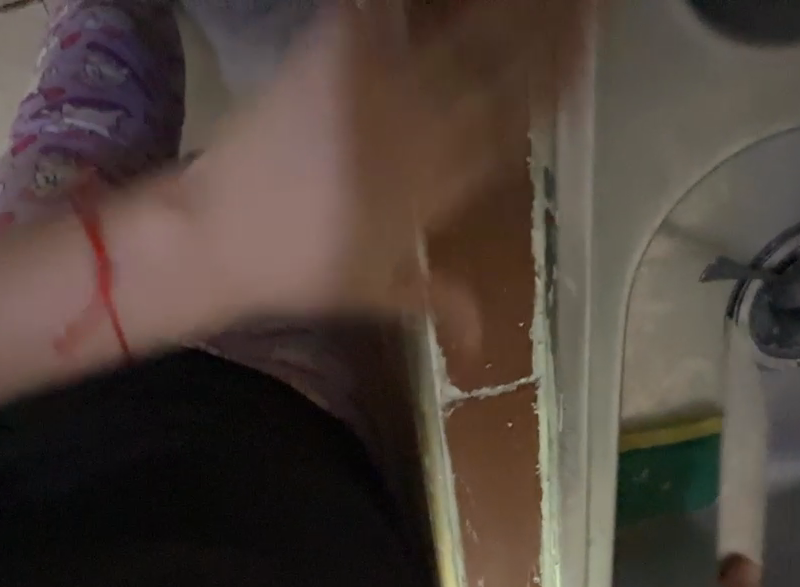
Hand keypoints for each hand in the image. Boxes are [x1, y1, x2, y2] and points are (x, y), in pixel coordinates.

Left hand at [176, 0, 592, 324]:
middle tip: (580, 1)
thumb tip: (483, 339)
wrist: (217, 238)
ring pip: (455, 34)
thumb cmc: (298, 273)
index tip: (582, 55)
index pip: (508, 130)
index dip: (549, 88)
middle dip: (543, 30)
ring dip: (495, 11)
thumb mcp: (376, 295)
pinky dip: (406, 6)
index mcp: (434, 192)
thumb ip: (438, 302)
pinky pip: (385, 11)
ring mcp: (374, 92)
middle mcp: (417, 136)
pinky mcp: (330, 55)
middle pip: (495, 72)